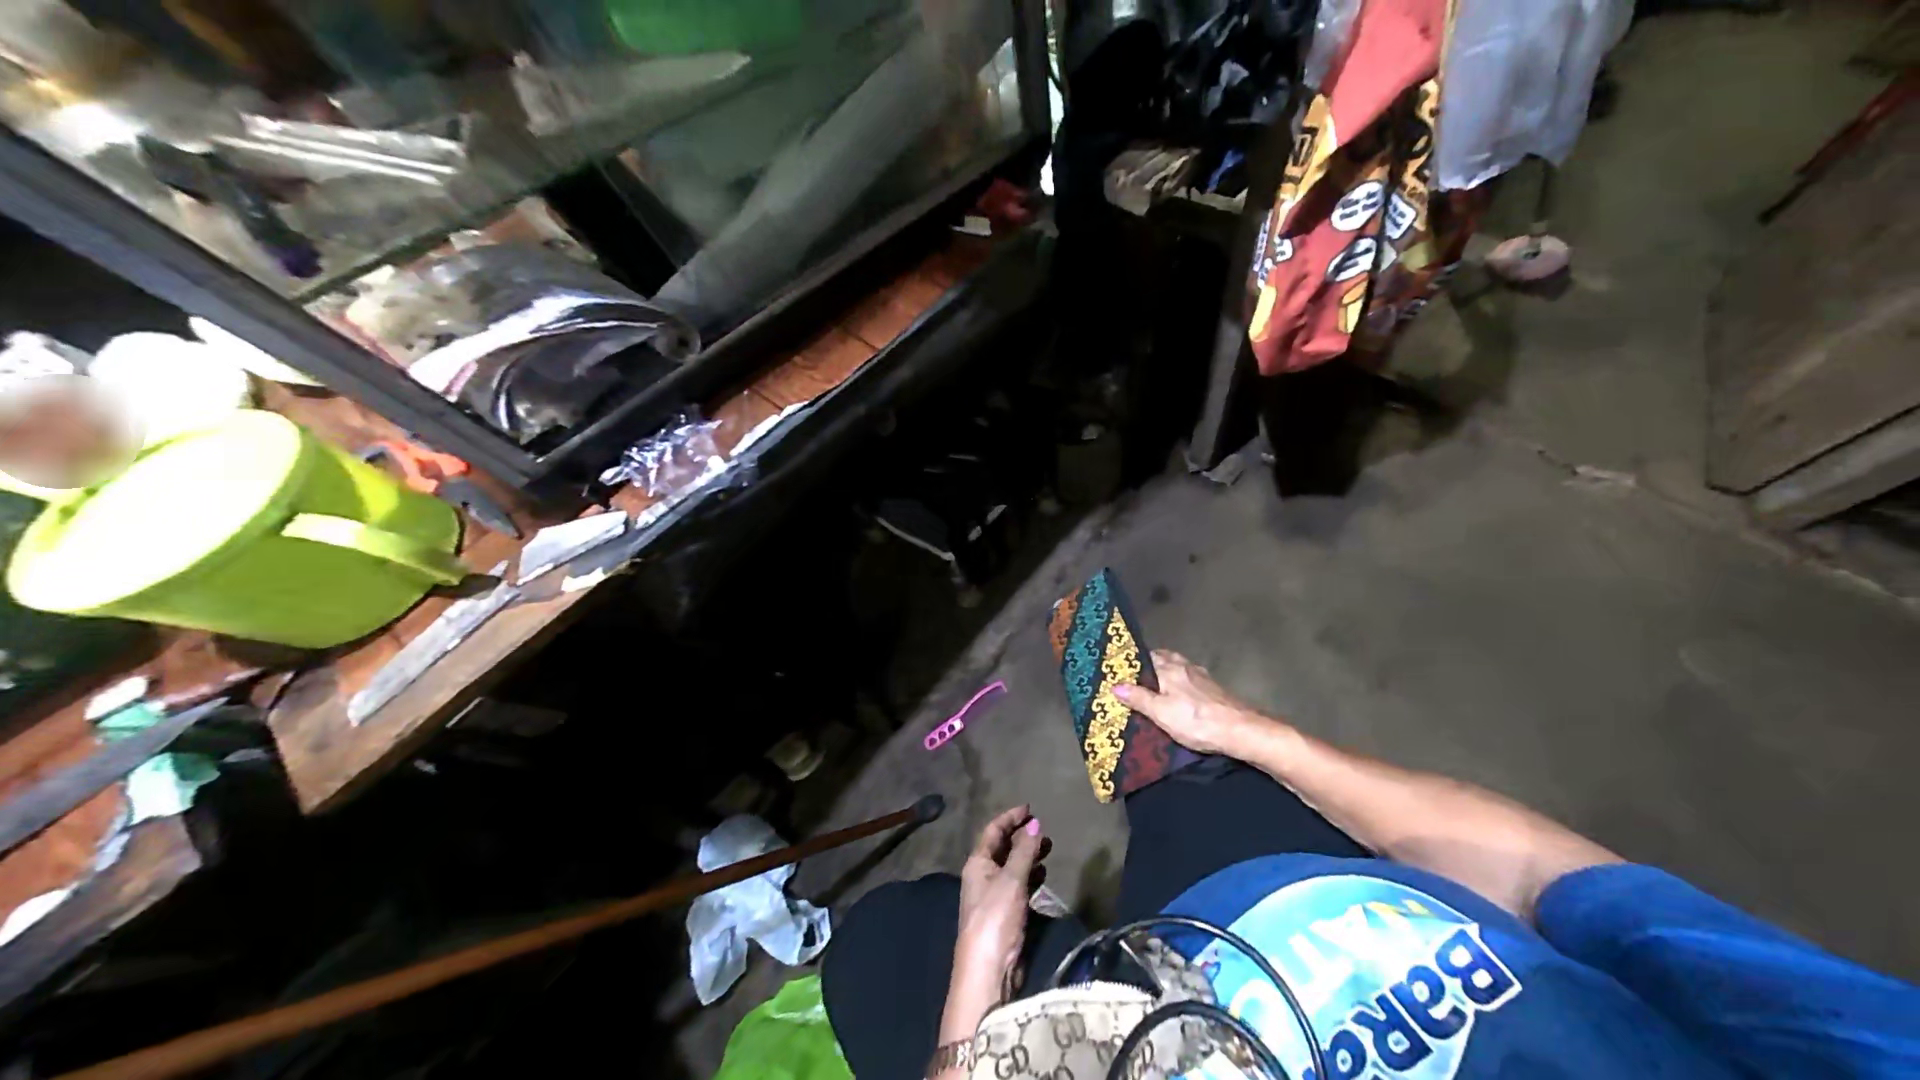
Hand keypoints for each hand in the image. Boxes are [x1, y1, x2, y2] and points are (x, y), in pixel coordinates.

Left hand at [949, 805, 1043, 1014]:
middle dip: (1022, 837)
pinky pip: (1019, 886)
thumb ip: (1024, 851)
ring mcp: (994, 895)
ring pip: (1012, 867)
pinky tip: (1043, 875)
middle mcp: (983, 875)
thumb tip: (1035, 824)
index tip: (1030, 808)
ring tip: (1048, 850)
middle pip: (1003, 848)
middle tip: (1045, 832)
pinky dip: (1030, 877)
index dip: (1010, 817)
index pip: (993, 831)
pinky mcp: (1005, 914)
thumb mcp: (1011, 880)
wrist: (988, 968)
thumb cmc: (995, 917)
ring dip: (1028, 856)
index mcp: (977, 863)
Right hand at [1114, 650, 1283, 757]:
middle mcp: (1186, 667)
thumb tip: (1115, 685)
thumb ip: (1138, 698)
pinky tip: (1181, 698)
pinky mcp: (1215, 690)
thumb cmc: (1195, 720)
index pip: (1148, 655)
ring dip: (1168, 674)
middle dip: (1152, 665)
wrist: (1239, 731)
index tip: (1123, 668)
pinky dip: (1182, 685)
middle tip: (1138, 678)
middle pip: (1165, 659)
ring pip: (1180, 669)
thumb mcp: (1160, 712)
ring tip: (1157, 688)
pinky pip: (1191, 681)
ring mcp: (1203, 678)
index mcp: (1170, 668)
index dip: (1135, 661)